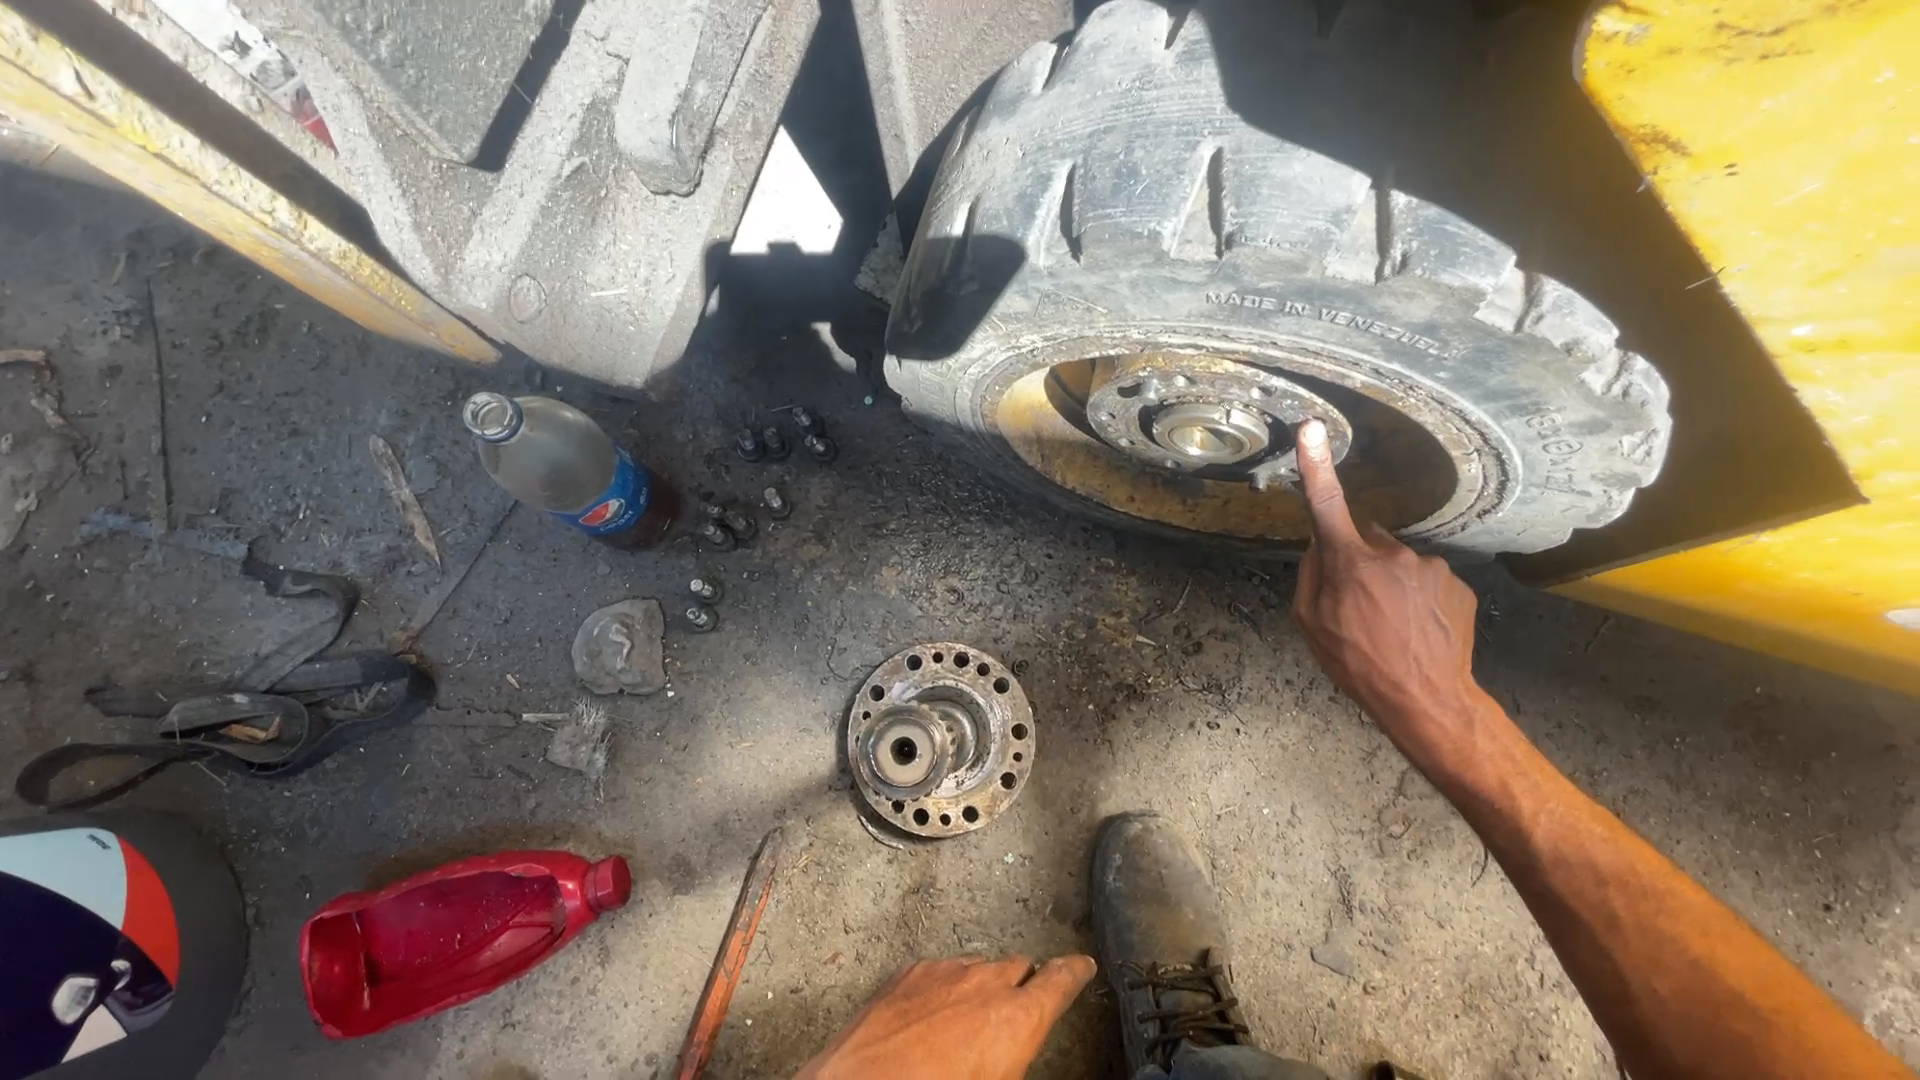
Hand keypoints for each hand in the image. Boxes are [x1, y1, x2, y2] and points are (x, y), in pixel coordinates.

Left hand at [795, 954, 1095, 1079]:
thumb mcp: (1000, 1079)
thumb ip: (1015, 1056)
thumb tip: (1012, 1052)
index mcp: (1017, 1018)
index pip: (1061, 980)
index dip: (1075, 972)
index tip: (1082, 965)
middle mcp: (985, 983)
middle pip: (1019, 968)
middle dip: (1021, 985)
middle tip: (1012, 1013)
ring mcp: (945, 972)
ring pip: (977, 968)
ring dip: (979, 988)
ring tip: (965, 1023)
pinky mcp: (909, 971)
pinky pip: (940, 971)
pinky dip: (943, 987)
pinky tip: (930, 1018)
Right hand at [1290, 419, 1489, 771]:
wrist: (1426, 699)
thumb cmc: (1356, 663)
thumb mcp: (1310, 624)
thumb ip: (1311, 576)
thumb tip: (1321, 546)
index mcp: (1351, 563)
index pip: (1326, 505)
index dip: (1316, 465)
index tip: (1311, 428)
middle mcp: (1393, 554)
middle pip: (1367, 541)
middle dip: (1359, 561)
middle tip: (1357, 606)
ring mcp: (1431, 567)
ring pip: (1399, 562)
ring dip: (1390, 583)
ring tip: (1391, 625)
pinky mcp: (1458, 583)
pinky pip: (1426, 578)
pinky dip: (1418, 596)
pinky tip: (1417, 627)